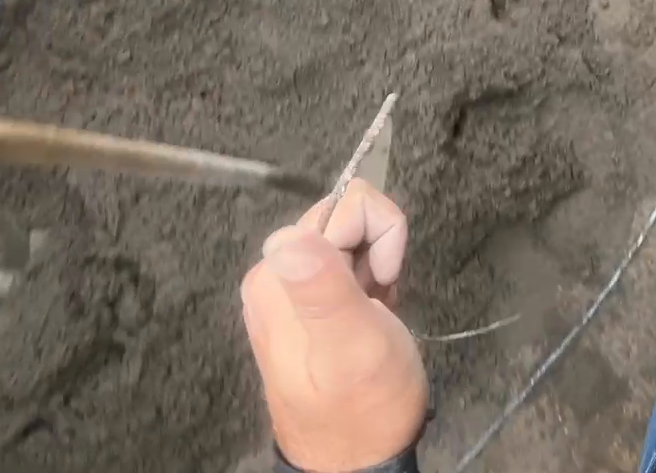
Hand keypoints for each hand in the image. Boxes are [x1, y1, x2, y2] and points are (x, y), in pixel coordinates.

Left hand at [242, 180, 426, 472]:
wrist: (360, 455)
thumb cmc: (364, 402)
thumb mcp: (350, 345)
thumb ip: (322, 288)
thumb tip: (287, 237)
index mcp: (275, 276)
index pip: (345, 207)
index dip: (378, 237)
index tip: (379, 284)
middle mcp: (276, 272)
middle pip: (348, 212)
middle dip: (379, 247)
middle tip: (377, 300)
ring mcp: (293, 284)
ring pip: (354, 230)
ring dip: (379, 262)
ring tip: (375, 309)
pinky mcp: (311, 295)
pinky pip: (354, 253)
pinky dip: (375, 275)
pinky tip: (373, 310)